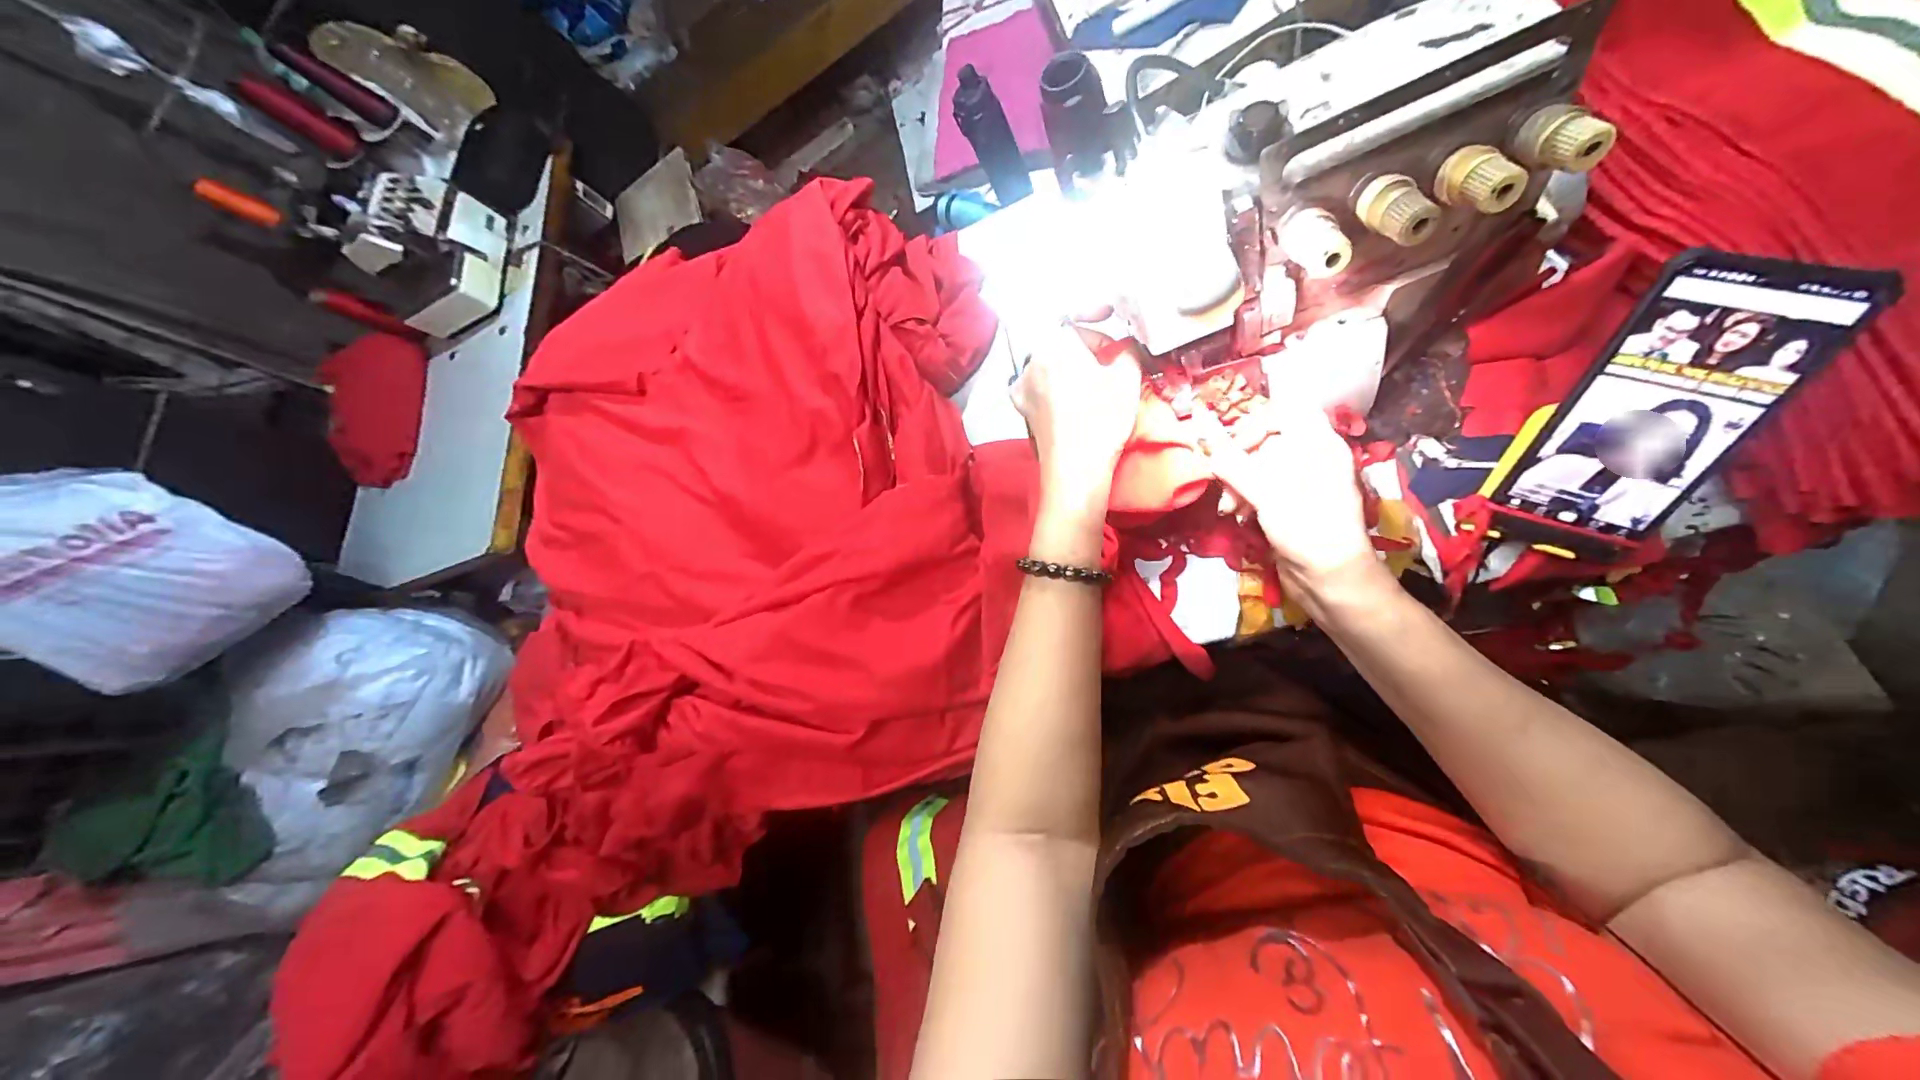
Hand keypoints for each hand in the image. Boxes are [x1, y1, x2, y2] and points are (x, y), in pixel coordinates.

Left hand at [1012, 315, 1143, 512]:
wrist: (1076, 468)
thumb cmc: (1102, 420)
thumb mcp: (1127, 378)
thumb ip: (1127, 351)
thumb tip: (1125, 347)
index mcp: (1055, 344)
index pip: (1077, 324)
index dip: (1100, 334)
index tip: (1114, 347)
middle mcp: (1032, 361)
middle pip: (1060, 346)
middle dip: (1085, 354)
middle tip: (1107, 369)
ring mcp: (1022, 387)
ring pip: (1049, 368)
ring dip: (1070, 373)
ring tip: (1092, 389)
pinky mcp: (1022, 410)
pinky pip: (1041, 390)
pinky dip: (1056, 392)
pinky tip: (1072, 405)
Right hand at [1188, 397, 1375, 590]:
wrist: (1333, 579)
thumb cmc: (1309, 530)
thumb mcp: (1268, 494)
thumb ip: (1233, 463)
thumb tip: (1202, 433)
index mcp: (1319, 444)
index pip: (1285, 410)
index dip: (1255, 423)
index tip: (1233, 448)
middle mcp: (1312, 457)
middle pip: (1267, 439)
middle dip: (1239, 459)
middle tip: (1224, 480)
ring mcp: (1301, 481)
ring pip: (1259, 465)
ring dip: (1236, 482)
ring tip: (1229, 507)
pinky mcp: (1290, 503)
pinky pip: (1260, 487)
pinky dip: (1244, 497)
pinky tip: (1237, 514)